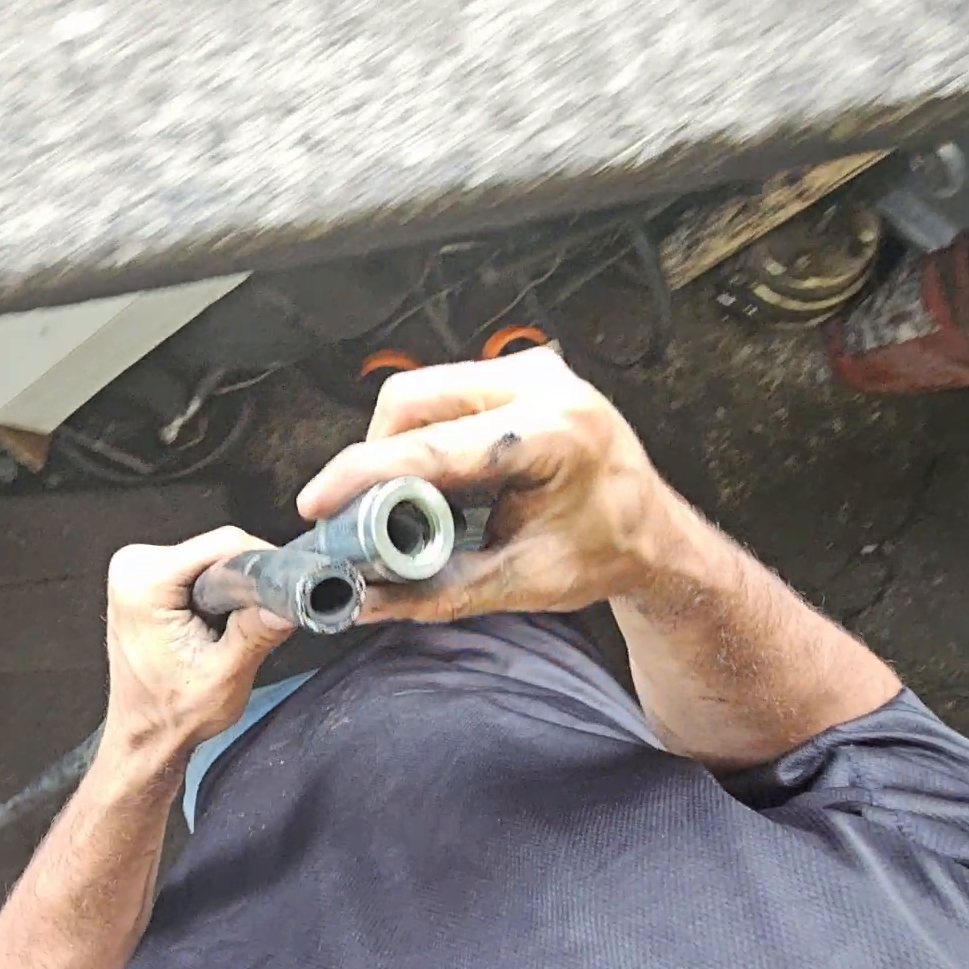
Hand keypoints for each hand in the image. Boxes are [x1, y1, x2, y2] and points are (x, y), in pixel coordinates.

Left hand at [103, 527, 294, 761]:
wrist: (143, 738)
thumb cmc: (171, 715)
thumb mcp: (225, 677)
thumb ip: (256, 634)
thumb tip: (288, 603)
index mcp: (143, 583)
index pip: (223, 545)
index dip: (263, 563)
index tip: (285, 589)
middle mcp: (133, 566)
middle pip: (218, 547)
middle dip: (247, 578)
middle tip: (260, 617)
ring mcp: (136, 568)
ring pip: (212, 554)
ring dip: (234, 584)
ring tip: (236, 625)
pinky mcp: (146, 576)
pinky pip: (200, 564)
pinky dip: (218, 587)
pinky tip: (219, 619)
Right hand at [297, 348, 686, 621]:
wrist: (650, 531)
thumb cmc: (602, 554)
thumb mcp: (518, 584)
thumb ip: (431, 593)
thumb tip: (359, 598)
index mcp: (556, 435)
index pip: (433, 447)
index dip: (361, 475)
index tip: (317, 503)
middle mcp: (545, 385)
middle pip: (412, 398)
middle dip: (372, 456)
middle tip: (364, 512)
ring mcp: (533, 369)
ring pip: (421, 390)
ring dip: (394, 443)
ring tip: (401, 498)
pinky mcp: (522, 370)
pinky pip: (442, 390)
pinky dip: (419, 431)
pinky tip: (430, 472)